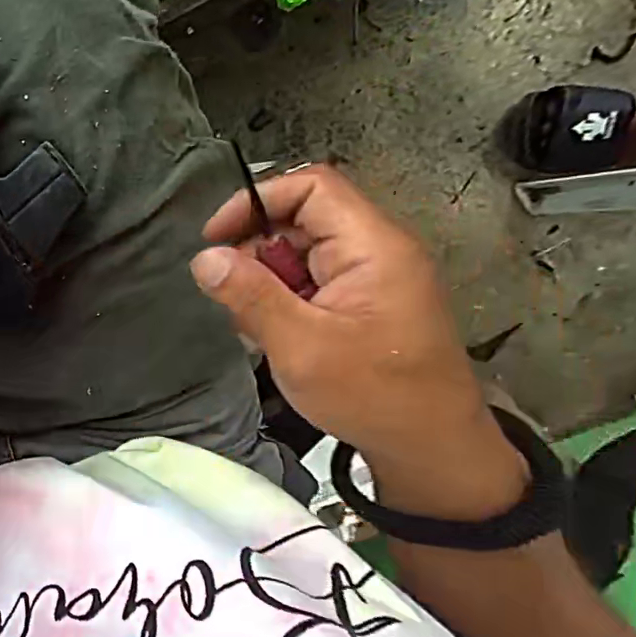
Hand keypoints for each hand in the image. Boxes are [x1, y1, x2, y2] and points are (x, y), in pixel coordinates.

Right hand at [191, 165, 524, 518]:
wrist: (431, 449)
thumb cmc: (374, 396)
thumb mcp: (301, 346)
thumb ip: (250, 296)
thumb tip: (204, 258)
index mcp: (373, 247)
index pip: (311, 186)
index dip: (256, 200)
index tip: (215, 238)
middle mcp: (376, 251)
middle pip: (301, 218)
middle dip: (255, 250)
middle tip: (232, 294)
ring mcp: (370, 277)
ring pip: (300, 252)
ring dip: (265, 279)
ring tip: (255, 323)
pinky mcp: (362, 301)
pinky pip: (309, 280)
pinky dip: (281, 299)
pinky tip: (273, 334)